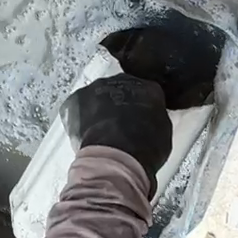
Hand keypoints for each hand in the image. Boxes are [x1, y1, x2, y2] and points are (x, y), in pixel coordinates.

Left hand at [64, 74, 170, 189]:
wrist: (116, 156)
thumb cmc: (142, 149)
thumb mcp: (163, 134)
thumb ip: (155, 119)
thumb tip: (150, 123)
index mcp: (148, 88)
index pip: (145, 92)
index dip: (140, 108)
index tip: (137, 120)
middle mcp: (122, 81)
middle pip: (119, 90)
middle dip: (117, 105)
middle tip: (117, 127)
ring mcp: (96, 89)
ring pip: (96, 97)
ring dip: (96, 111)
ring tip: (99, 134)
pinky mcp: (75, 101)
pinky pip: (75, 107)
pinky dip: (77, 120)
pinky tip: (84, 136)